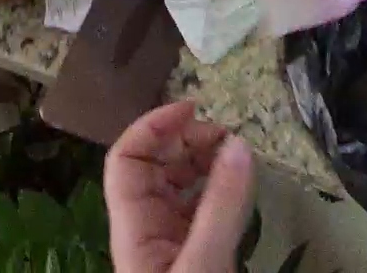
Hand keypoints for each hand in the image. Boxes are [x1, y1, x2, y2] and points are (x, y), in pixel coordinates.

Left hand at [105, 101, 254, 272]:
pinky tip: (239, 186)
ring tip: (237, 155)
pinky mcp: (192, 254)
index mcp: (133, 226)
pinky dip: (218, 188)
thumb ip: (221, 206)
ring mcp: (168, 241)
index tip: (193, 109)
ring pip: (178, 183)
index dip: (153, 125)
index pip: (126, 158)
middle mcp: (145, 227)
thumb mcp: (203, 262)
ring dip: (204, 160)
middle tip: (228, 136)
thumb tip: (241, 143)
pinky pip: (200, 206)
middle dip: (188, 139)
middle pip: (155, 164)